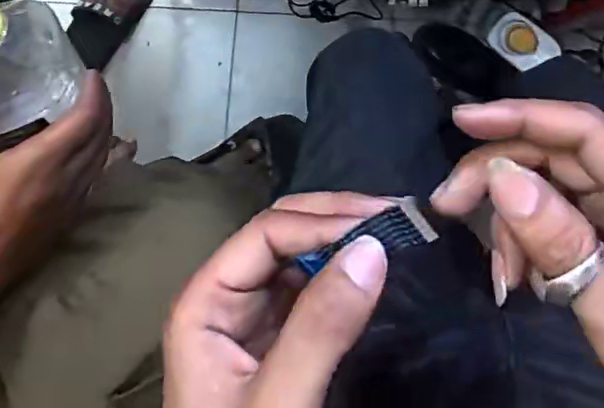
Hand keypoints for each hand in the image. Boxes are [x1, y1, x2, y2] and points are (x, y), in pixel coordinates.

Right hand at [0, 72, 122, 300]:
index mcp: (45, 160)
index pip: (88, 117)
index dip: (96, 92)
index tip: (91, 75)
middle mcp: (68, 178)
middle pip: (103, 134)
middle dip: (104, 107)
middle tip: (93, 90)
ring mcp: (71, 203)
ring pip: (102, 158)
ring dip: (105, 132)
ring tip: (94, 116)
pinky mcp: (66, 222)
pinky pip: (95, 180)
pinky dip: (102, 159)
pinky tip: (98, 154)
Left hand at [165, 193, 393, 407]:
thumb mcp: (278, 406)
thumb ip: (319, 329)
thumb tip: (374, 246)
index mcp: (206, 302)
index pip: (266, 233)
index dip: (322, 221)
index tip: (381, 222)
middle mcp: (230, 297)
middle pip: (285, 231)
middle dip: (339, 218)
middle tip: (397, 215)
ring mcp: (258, 316)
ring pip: (305, 252)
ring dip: (349, 236)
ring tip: (397, 229)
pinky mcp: (284, 337)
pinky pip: (317, 285)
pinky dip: (350, 269)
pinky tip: (380, 264)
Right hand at [430, 101, 603, 407]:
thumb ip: (570, 255)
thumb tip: (504, 176)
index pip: (591, 135)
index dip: (526, 116)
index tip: (465, 120)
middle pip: (567, 157)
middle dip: (505, 172)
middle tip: (450, 205)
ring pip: (561, 188)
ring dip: (517, 218)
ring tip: (504, 274)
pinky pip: (570, 220)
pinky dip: (536, 241)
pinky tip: (525, 277)